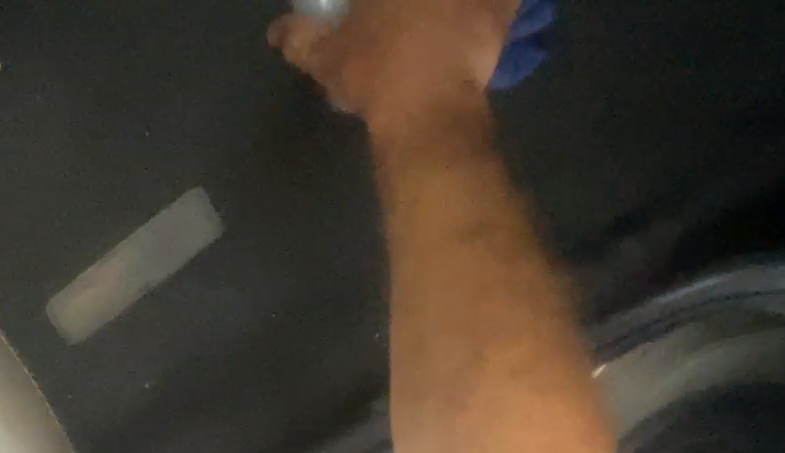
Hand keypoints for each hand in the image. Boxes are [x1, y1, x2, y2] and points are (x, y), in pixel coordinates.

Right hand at [269, 0, 517, 137]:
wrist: (426, 109)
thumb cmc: (373, 72)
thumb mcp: (325, 58)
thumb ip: (299, 38)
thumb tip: (276, 30)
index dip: (365, 2)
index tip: (363, 10)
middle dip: (409, 5)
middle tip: (400, 16)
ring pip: (465, 0)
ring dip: (452, 7)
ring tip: (442, 14)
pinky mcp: (506, 8)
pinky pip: (507, 2)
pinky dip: (497, 9)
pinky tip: (483, 17)